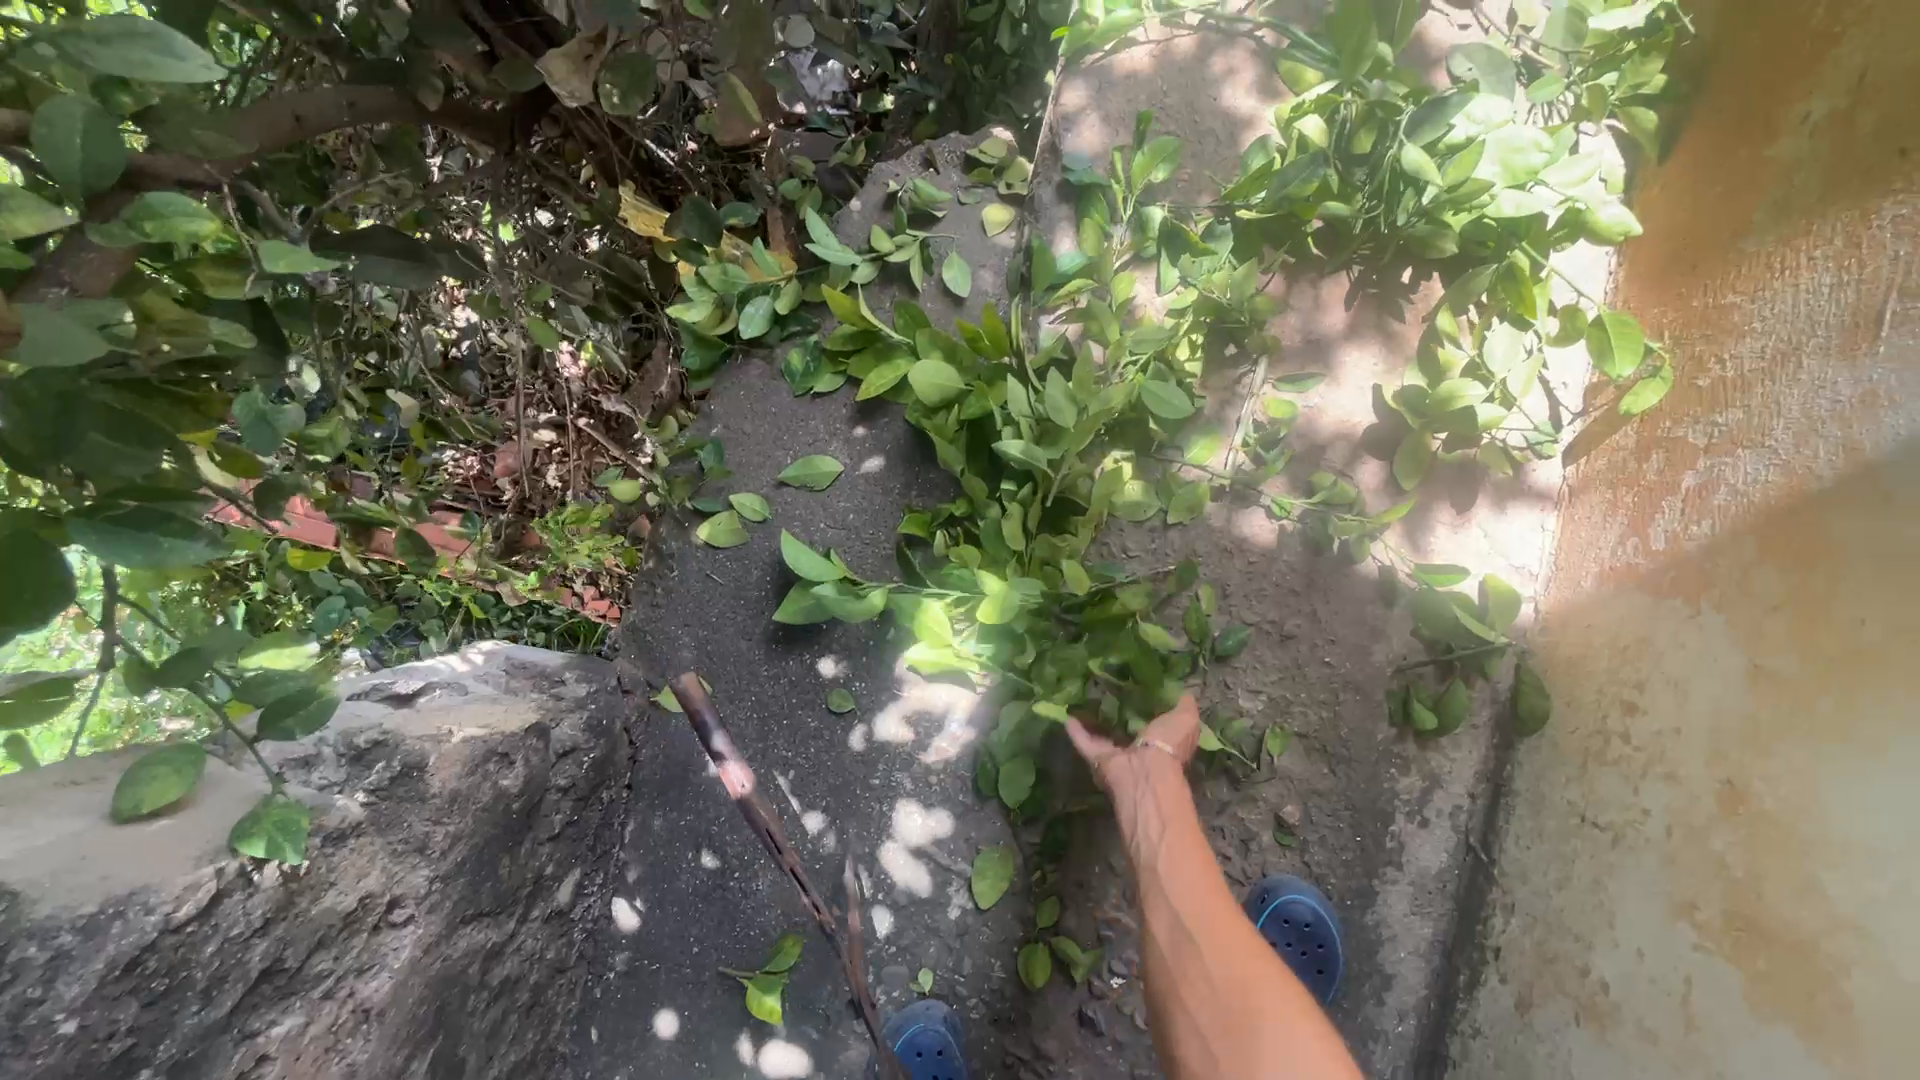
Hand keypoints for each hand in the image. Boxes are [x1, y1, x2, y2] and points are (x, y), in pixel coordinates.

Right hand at [1066, 694, 1200, 801]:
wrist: (1145, 771)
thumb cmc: (1168, 743)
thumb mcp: (1186, 718)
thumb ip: (1184, 703)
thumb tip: (1182, 689)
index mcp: (1161, 738)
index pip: (1153, 718)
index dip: (1145, 701)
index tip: (1134, 680)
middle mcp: (1139, 748)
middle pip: (1125, 725)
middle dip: (1116, 709)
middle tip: (1105, 685)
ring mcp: (1117, 754)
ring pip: (1103, 733)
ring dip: (1093, 718)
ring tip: (1083, 696)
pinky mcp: (1098, 758)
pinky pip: (1084, 742)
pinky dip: (1076, 731)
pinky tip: (1066, 714)